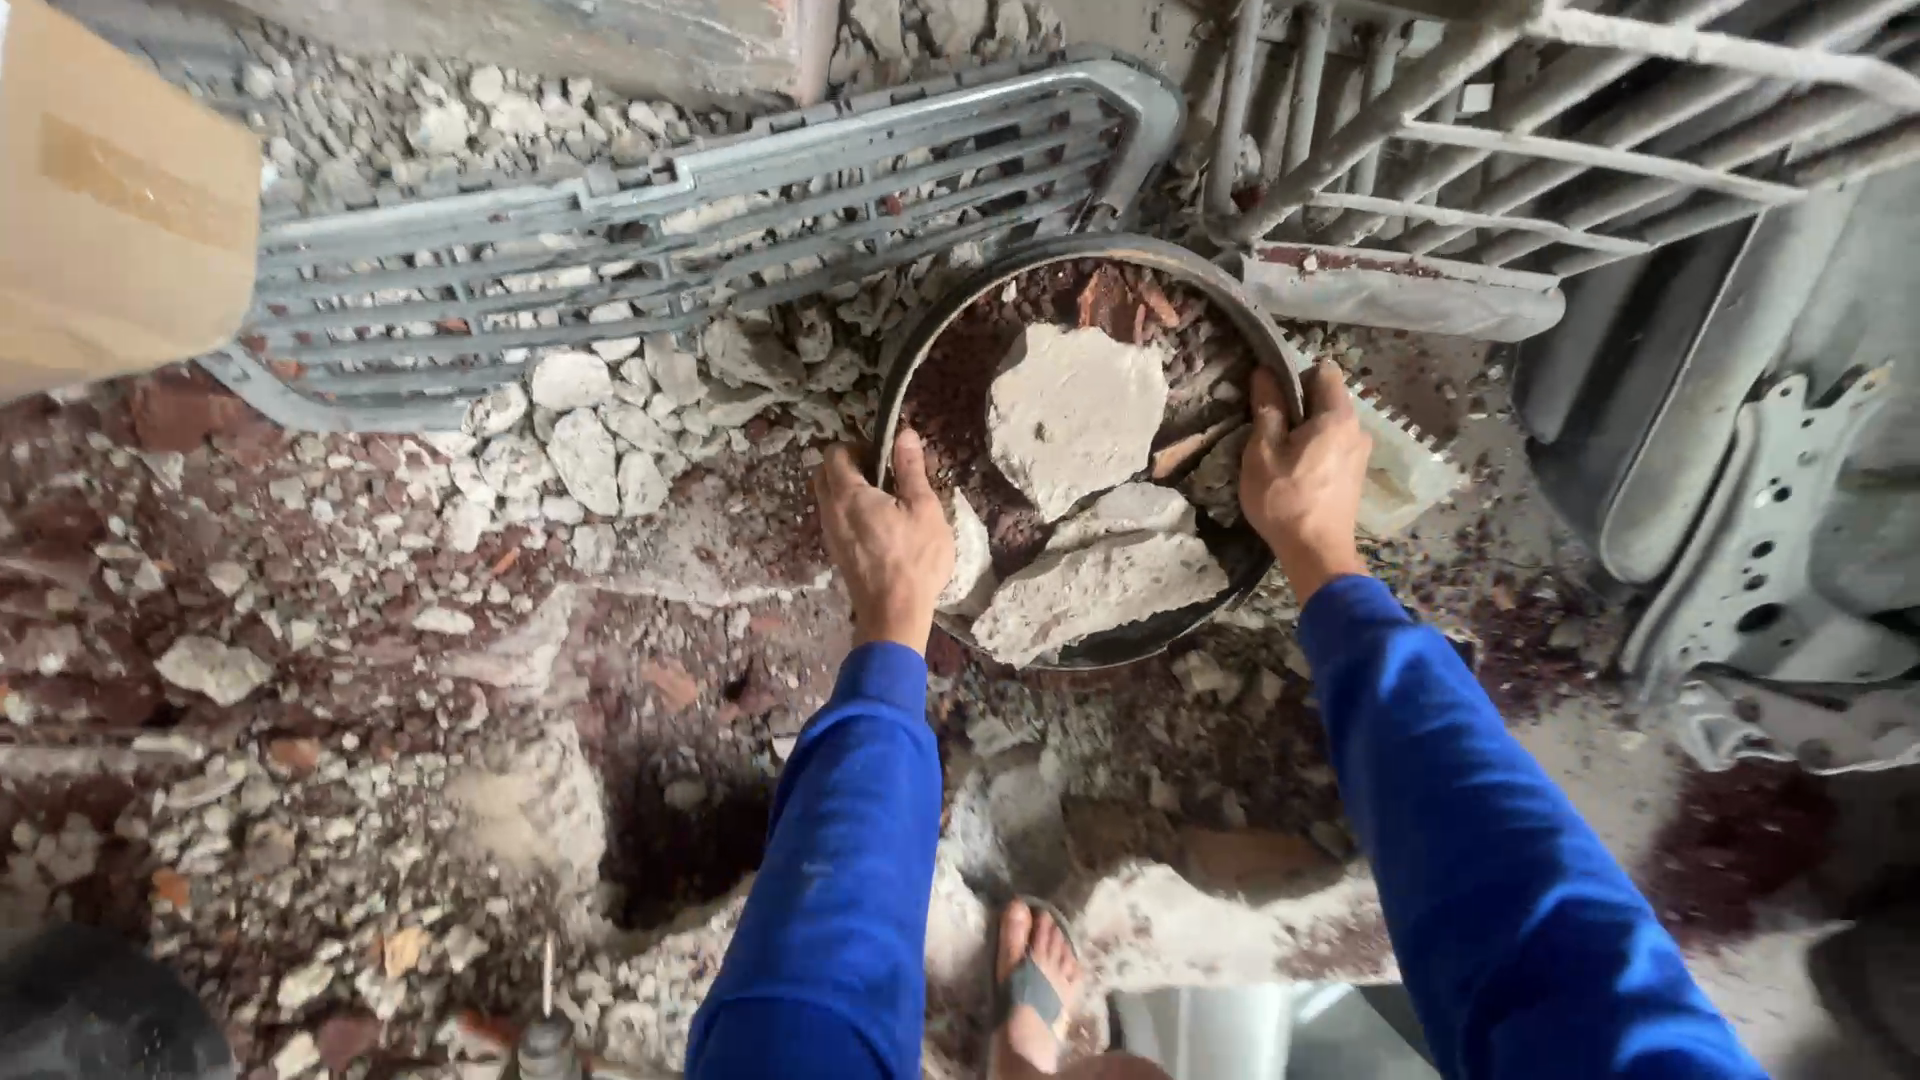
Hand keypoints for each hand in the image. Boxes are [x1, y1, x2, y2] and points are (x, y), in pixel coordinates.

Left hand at [813, 427, 955, 654]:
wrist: (894, 612)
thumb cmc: (914, 557)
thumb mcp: (923, 507)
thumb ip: (911, 468)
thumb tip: (905, 434)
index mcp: (847, 493)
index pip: (835, 452)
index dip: (858, 446)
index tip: (885, 456)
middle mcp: (830, 510)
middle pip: (825, 473)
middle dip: (849, 465)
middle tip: (883, 474)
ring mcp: (830, 533)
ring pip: (829, 497)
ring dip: (850, 489)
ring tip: (885, 500)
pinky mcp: (836, 552)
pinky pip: (835, 518)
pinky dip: (850, 510)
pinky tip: (880, 524)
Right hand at [1240, 363, 1371, 601]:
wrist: (1317, 552)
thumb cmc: (1285, 499)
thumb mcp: (1263, 452)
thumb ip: (1267, 409)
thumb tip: (1264, 373)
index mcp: (1337, 416)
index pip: (1323, 371)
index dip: (1294, 375)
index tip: (1269, 395)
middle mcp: (1357, 428)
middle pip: (1327, 398)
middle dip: (1298, 404)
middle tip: (1266, 426)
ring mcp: (1360, 452)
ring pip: (1329, 424)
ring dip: (1305, 428)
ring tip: (1277, 452)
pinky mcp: (1355, 473)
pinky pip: (1334, 445)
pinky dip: (1314, 447)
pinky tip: (1295, 470)